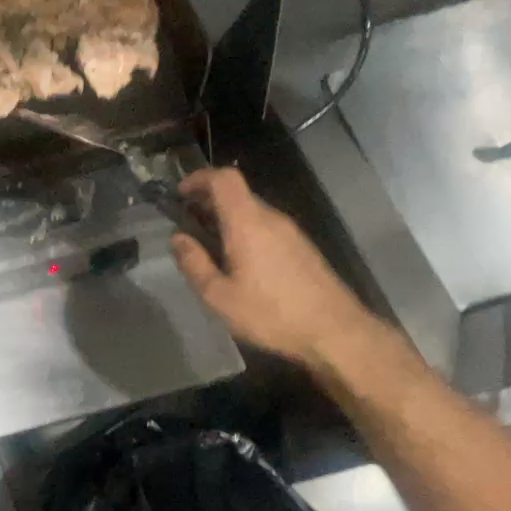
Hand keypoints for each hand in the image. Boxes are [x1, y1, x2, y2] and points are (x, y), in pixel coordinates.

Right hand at [170, 166, 383, 370]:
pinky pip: (265, 227)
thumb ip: (194, 263)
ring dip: (225, 219)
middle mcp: (271, 219)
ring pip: (251, 211)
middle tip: (185, 225)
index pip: (225, 179)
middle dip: (207, 202)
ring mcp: (290, 232)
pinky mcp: (300, 247)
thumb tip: (177, 239)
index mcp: (248, 224)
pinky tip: (235, 262)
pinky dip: (242, 232)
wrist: (333, 331)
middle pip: (238, 193)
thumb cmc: (270, 314)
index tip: (178, 195)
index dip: (199, 178)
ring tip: (206, 246)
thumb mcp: (218, 296)